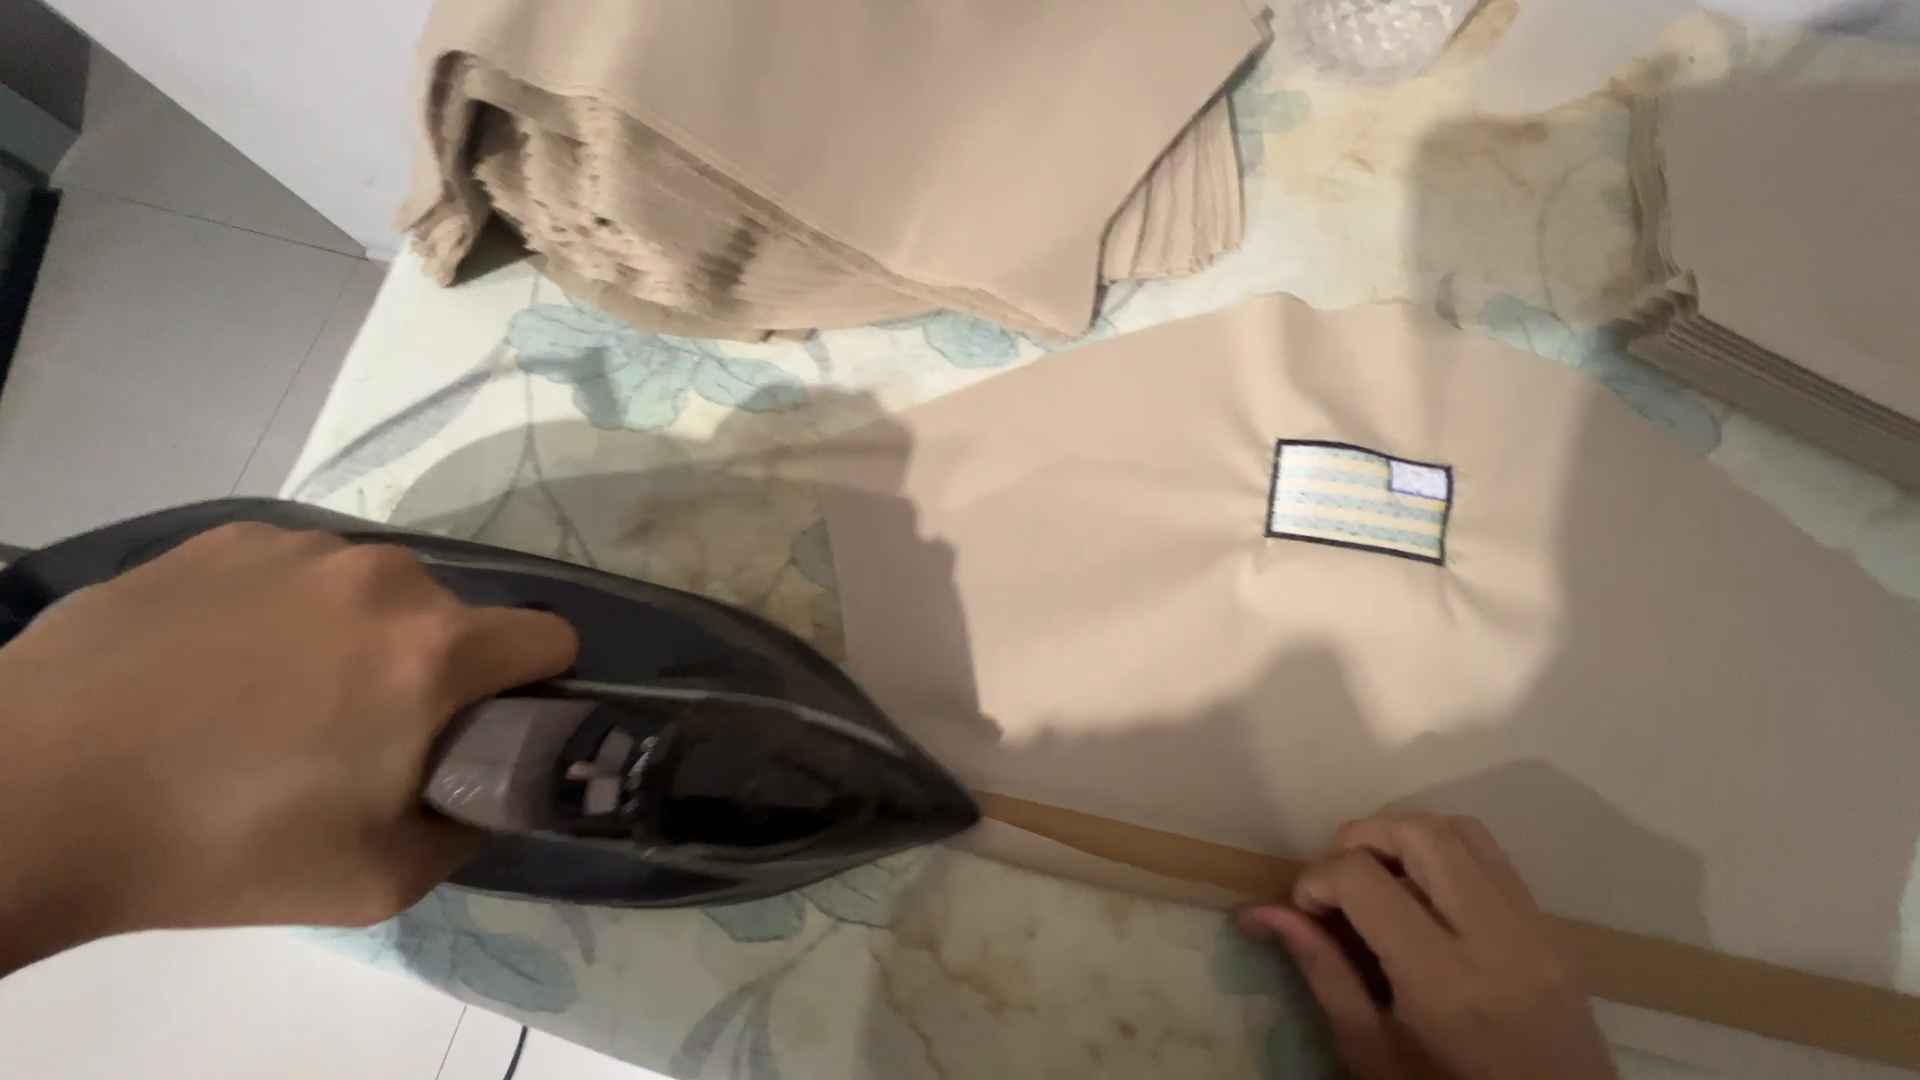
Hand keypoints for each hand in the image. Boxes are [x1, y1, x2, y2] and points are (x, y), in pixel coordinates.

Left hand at [0, 524, 576, 970]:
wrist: (9, 805)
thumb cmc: (215, 848)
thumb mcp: (381, 879)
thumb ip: (470, 826)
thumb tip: (490, 786)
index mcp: (437, 652)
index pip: (553, 638)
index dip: (536, 683)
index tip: (486, 720)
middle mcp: (390, 580)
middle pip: (465, 617)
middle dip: (440, 665)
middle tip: (365, 725)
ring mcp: (306, 550)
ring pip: (387, 588)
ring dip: (368, 631)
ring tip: (285, 689)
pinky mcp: (231, 538)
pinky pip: (308, 567)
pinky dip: (295, 607)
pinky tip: (228, 657)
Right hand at [1237, 813, 1617, 1079]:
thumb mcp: (1370, 1054)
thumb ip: (1319, 970)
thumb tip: (1258, 911)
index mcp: (1444, 982)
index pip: (1362, 877)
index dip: (1316, 880)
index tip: (1307, 912)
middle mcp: (1497, 941)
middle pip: (1416, 832)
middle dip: (1359, 838)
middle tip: (1339, 880)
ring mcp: (1536, 932)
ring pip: (1458, 829)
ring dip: (1404, 838)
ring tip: (1381, 880)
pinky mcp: (1554, 932)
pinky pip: (1492, 857)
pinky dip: (1445, 854)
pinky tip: (1424, 895)